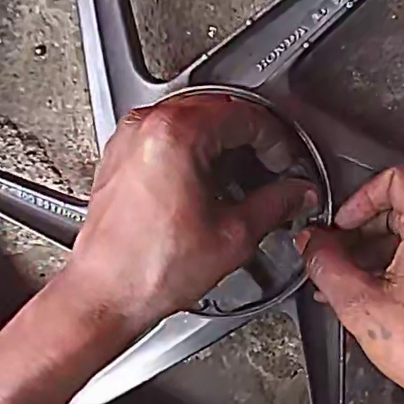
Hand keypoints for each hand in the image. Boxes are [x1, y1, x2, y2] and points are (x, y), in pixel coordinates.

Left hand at [61, 91, 318, 334]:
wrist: (106, 294)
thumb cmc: (151, 270)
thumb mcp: (234, 236)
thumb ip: (276, 204)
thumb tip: (297, 192)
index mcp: (177, 134)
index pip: (244, 115)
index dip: (277, 139)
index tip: (287, 161)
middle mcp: (147, 126)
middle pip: (216, 109)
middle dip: (250, 137)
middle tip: (273, 167)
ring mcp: (129, 140)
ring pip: (190, 119)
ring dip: (222, 142)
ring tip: (243, 177)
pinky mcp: (120, 158)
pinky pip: (165, 136)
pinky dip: (193, 150)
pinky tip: (208, 183)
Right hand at [298, 165, 403, 403]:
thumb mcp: (358, 302)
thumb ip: (325, 264)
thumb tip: (310, 244)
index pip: (397, 179)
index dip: (361, 198)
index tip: (341, 224)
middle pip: (399, 207)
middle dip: (359, 230)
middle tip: (333, 252)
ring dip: (369, 251)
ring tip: (340, 280)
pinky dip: (387, 266)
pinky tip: (363, 294)